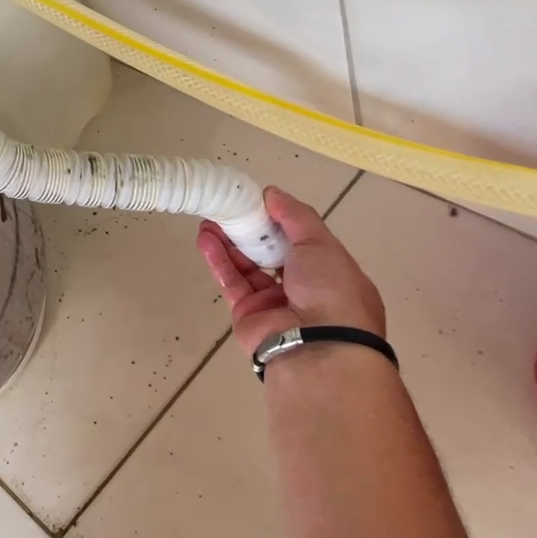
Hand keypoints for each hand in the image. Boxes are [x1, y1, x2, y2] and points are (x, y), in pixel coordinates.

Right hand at [196, 187, 386, 354]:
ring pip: (247, 265)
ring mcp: (275, 301)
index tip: (257, 202)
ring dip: (228, 242)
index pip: (303, 241)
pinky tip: (205, 240)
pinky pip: (231, 280)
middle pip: (271, 252)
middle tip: (226, 209)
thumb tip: (272, 193)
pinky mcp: (247, 311)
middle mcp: (304, 287)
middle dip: (249, 230)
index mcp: (331, 273)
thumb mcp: (321, 245)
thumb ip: (296, 217)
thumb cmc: (330, 291)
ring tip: (208, 220)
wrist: (315, 345)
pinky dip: (218, 260)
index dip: (280, 221)